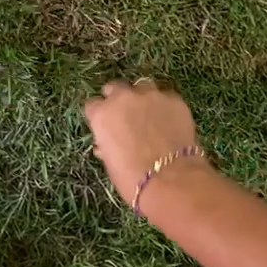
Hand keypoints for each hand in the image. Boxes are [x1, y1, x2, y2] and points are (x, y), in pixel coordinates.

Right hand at [83, 79, 201, 197]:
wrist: (172, 180)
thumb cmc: (132, 178)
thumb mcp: (110, 163)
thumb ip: (106, 144)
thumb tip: (106, 143)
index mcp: (102, 114)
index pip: (92, 105)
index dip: (98, 115)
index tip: (104, 124)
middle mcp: (124, 98)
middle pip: (115, 88)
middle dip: (117, 98)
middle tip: (125, 115)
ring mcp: (151, 95)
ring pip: (142, 86)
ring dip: (142, 98)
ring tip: (149, 114)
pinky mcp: (174, 98)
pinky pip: (165, 96)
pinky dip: (164, 105)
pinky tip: (169, 120)